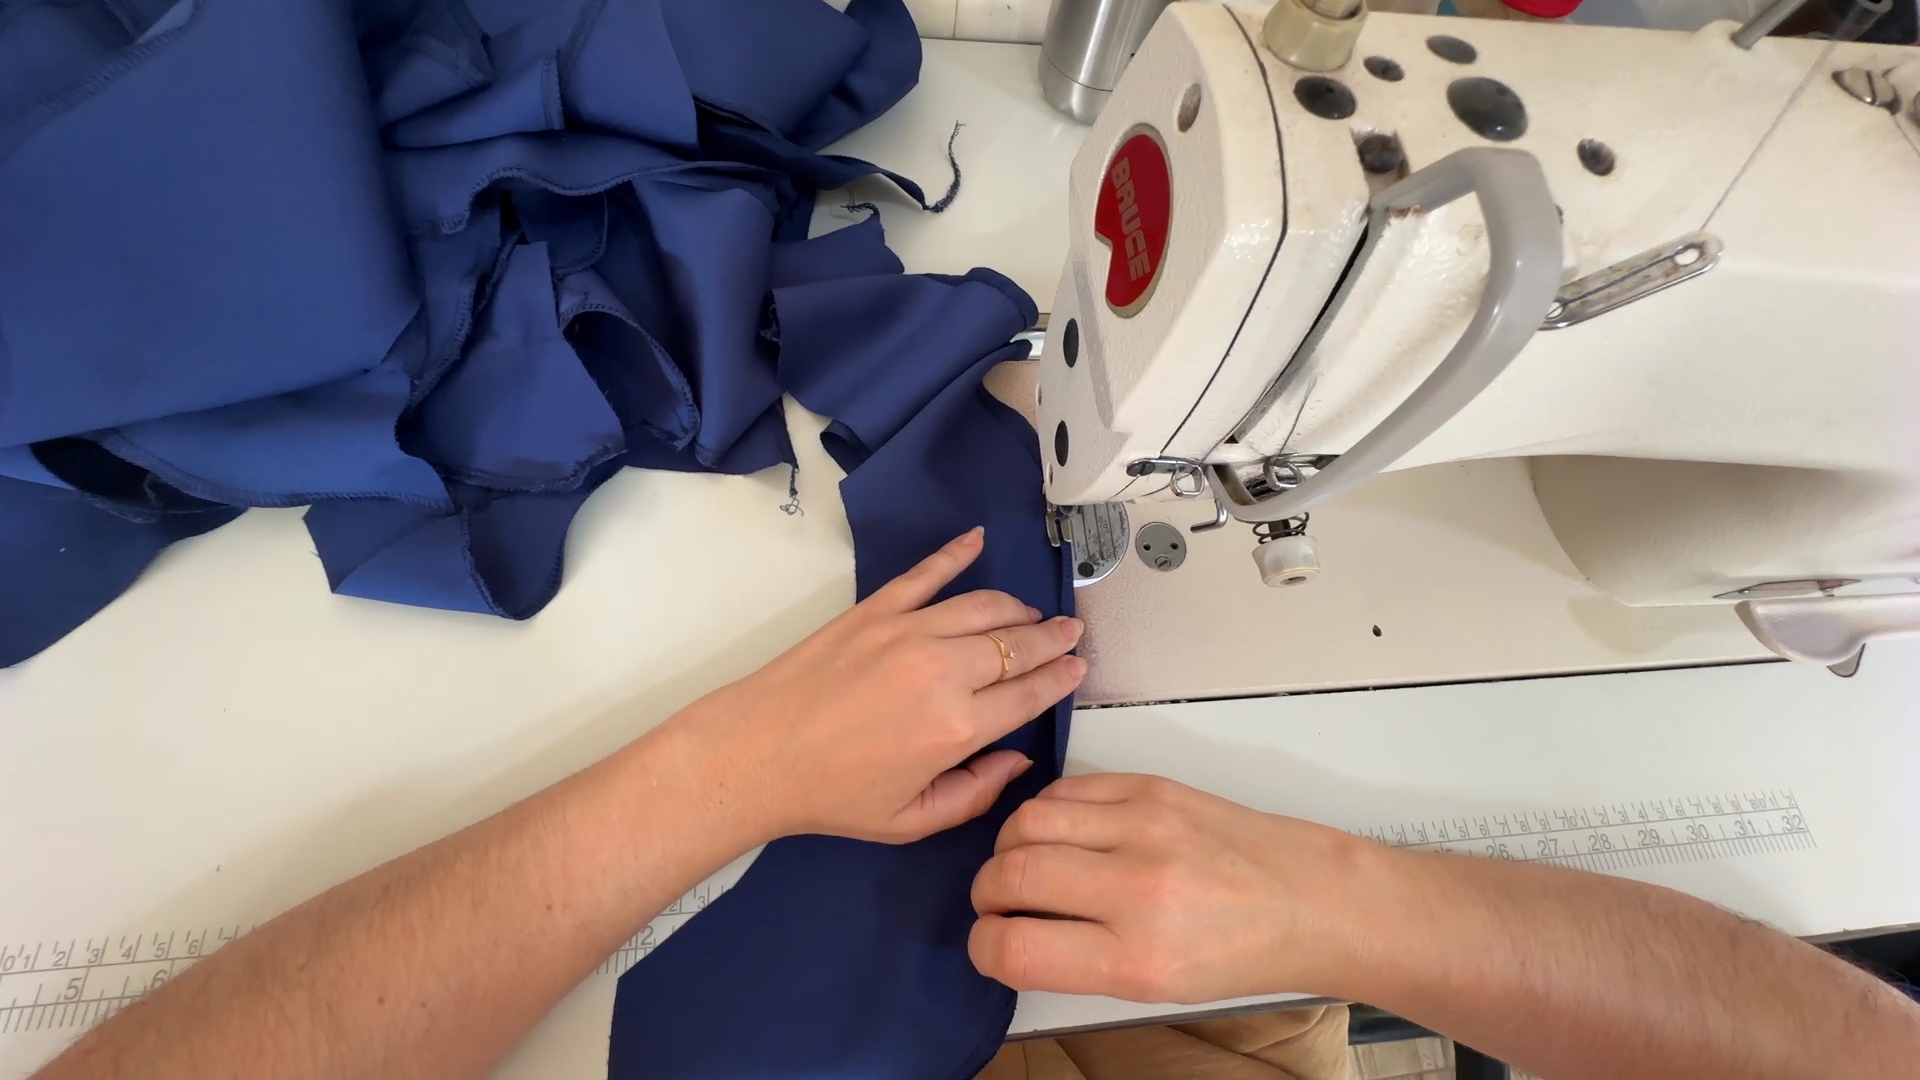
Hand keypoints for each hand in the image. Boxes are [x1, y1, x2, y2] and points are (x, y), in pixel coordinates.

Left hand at [657, 527, 1084, 845]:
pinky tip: (977, 539)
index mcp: (958, 727)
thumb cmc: (833, 794)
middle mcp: (944, 669)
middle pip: (1017, 644)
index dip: (1061, 678)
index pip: (1030, 693)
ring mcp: (909, 630)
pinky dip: (955, 553)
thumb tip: (1020, 760)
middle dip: (1052, 638)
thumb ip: (976, 794)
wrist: (756, 753)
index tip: (1078, 666)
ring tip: (1033, 613)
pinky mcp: (877, 609)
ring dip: (1017, 607)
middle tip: (1070, 633)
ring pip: (984, 606)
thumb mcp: (911, 821)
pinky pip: (927, 573)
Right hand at [968, 773, 1388, 1003]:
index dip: (982, 945)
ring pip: (1027, 820)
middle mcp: (1136, 886)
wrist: (1308, 897)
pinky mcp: (1148, 784)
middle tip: (995, 900)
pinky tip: (1055, 831)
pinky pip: (1064, 788)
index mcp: (1139, 958)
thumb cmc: (1237, 953)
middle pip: (1010, 874)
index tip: (989, 942)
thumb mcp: (1157, 984)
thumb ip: (1078, 959)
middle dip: (985, 891)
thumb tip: (1011, 930)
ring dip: (1006, 845)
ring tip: (1020, 861)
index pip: (1016, 947)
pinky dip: (1042, 811)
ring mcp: (1142, 824)